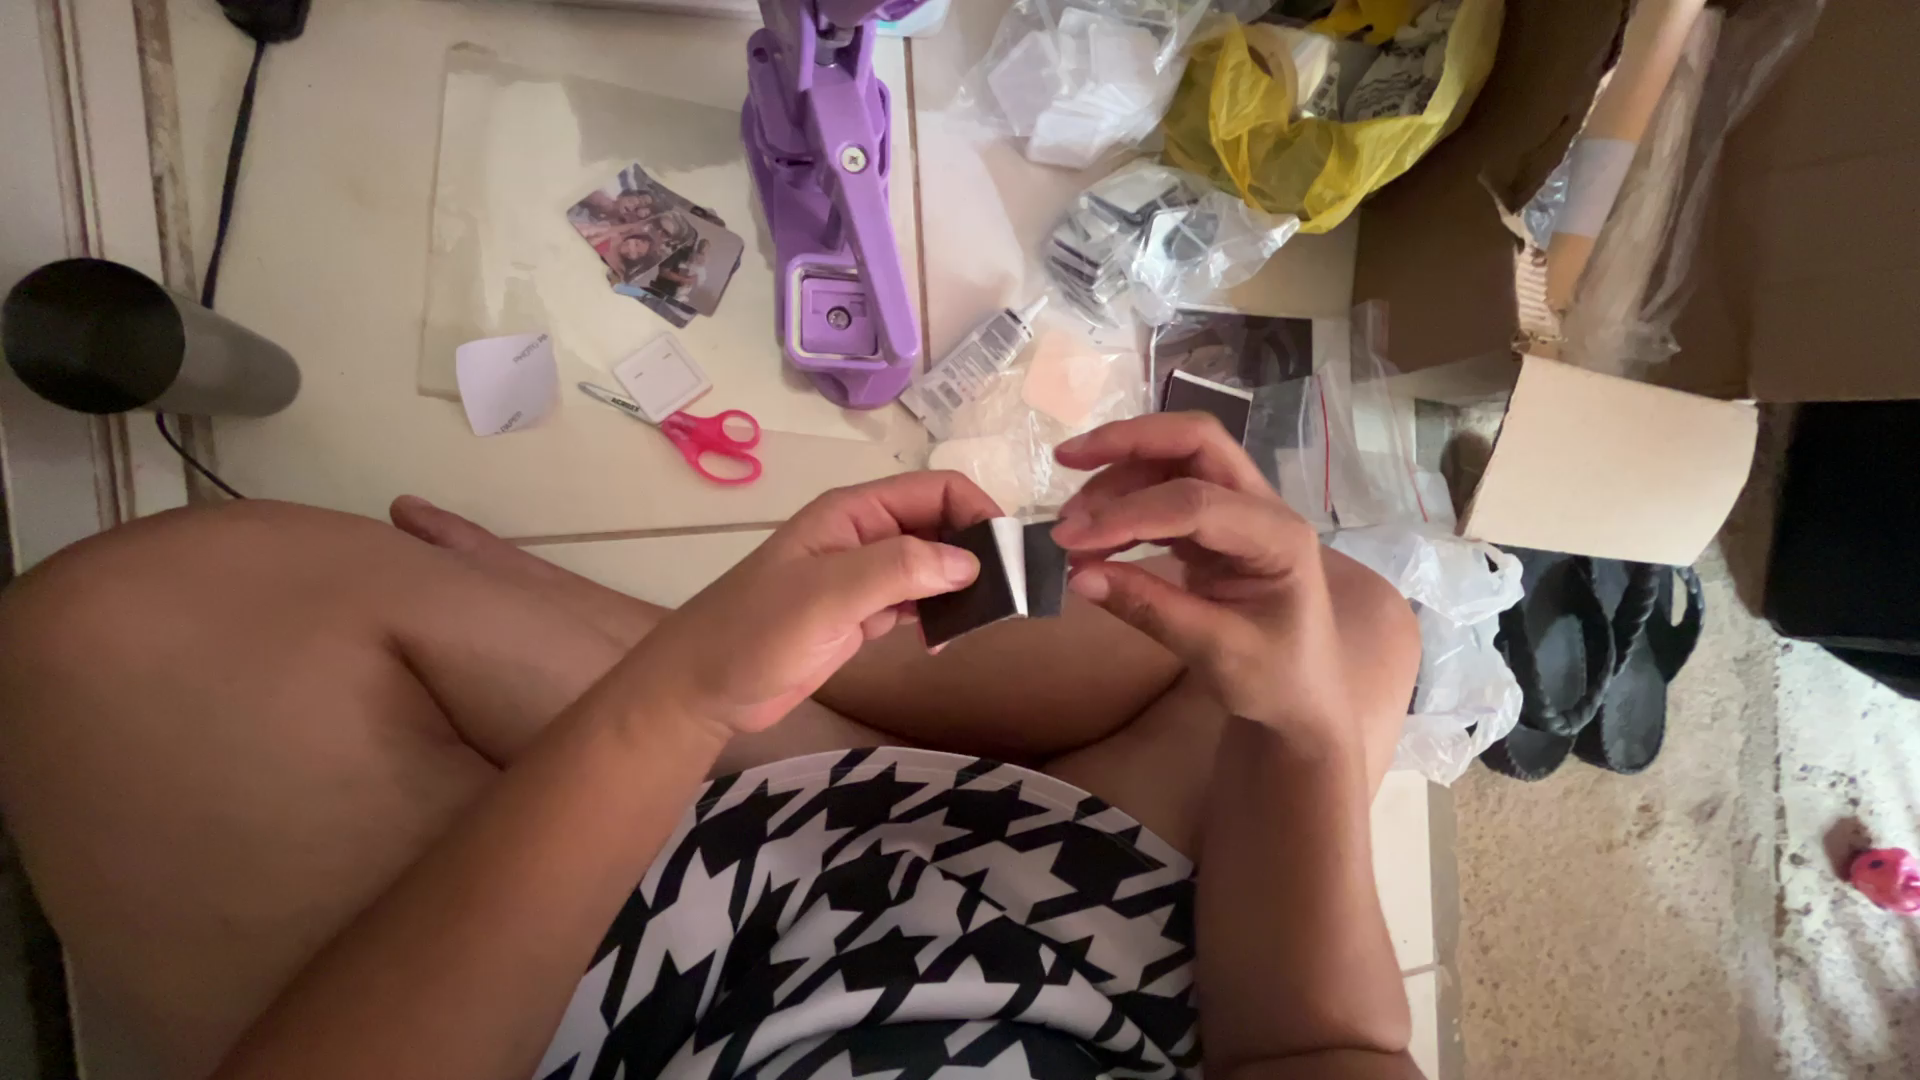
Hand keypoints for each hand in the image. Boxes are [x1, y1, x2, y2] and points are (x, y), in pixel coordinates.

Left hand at [622, 471, 999, 735]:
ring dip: (961, 589)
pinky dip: (939, 616)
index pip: (935, 490)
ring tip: (978, 622)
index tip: (1006, 557)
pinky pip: (917, 603)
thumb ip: (899, 569)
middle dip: (976, 553)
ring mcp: (865, 577)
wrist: (704, 688)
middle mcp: (866, 536)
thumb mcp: (828, 593)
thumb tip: (972, 562)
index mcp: (856, 512)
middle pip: (940, 526)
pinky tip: (945, 640)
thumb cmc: (756, 631)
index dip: (976, 512)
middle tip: (1004, 596)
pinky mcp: (863, 614)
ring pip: (933, 567)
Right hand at [1052, 413, 1354, 737]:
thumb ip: (1149, 608)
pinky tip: (1092, 535)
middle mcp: (1262, 507)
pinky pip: (1164, 492)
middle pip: (1195, 441)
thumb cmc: (1276, 680)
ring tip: (1070, 521)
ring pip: (1174, 459)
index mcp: (1279, 537)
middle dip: (1127, 441)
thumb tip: (1077, 576)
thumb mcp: (1216, 653)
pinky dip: (1123, 502)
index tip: (1068, 541)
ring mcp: (1238, 510)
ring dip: (1117, 475)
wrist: (1304, 695)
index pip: (1194, 502)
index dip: (1127, 515)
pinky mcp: (1213, 524)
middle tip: (1066, 459)